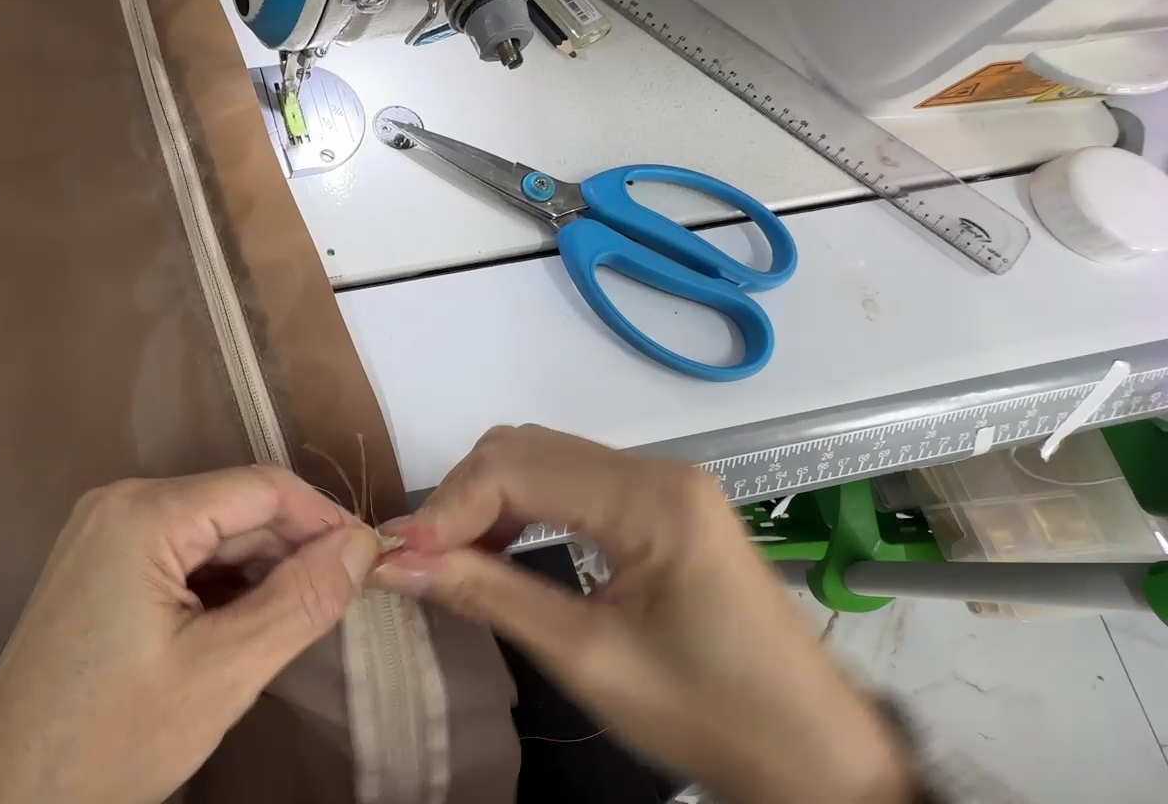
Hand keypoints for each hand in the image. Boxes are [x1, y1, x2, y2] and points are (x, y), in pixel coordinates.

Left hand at [0, 466, 380, 803]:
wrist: (9, 791)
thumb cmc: (113, 736)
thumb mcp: (220, 674)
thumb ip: (297, 602)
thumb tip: (362, 544)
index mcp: (143, 513)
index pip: (260, 487)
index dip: (322, 518)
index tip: (369, 563)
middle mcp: (120, 501)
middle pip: (233, 505)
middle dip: (292, 546)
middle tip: (341, 601)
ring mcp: (104, 529)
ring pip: (209, 528)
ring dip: (259, 566)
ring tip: (298, 616)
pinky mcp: (100, 559)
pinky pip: (180, 550)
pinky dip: (221, 579)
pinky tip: (245, 618)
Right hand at [370, 426, 911, 803]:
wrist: (817, 759)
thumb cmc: (710, 716)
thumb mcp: (587, 658)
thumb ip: (485, 595)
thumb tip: (392, 563)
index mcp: (652, 499)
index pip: (514, 470)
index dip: (445, 508)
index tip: (395, 556)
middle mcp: (653, 469)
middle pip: (520, 450)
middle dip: (459, 499)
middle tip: (420, 559)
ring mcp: (657, 480)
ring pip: (535, 457)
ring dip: (482, 500)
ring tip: (451, 556)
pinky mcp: (656, 500)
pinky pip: (562, 479)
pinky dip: (515, 505)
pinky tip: (497, 547)